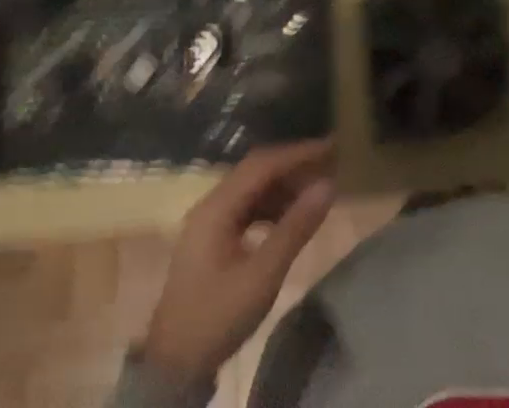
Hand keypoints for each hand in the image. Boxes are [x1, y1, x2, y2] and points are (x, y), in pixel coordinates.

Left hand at [142, 140, 335, 387]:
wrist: (175, 362)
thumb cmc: (218, 315)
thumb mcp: (263, 273)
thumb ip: (296, 227)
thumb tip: (329, 185)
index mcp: (216, 209)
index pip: (262, 166)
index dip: (298, 153)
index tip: (333, 147)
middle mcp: (209, 207)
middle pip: (256, 172)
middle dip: (294, 166)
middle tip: (331, 165)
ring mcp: (209, 223)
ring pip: (252, 190)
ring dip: (285, 187)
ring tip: (318, 192)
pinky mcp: (213, 240)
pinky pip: (248, 209)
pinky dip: (273, 206)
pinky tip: (293, 217)